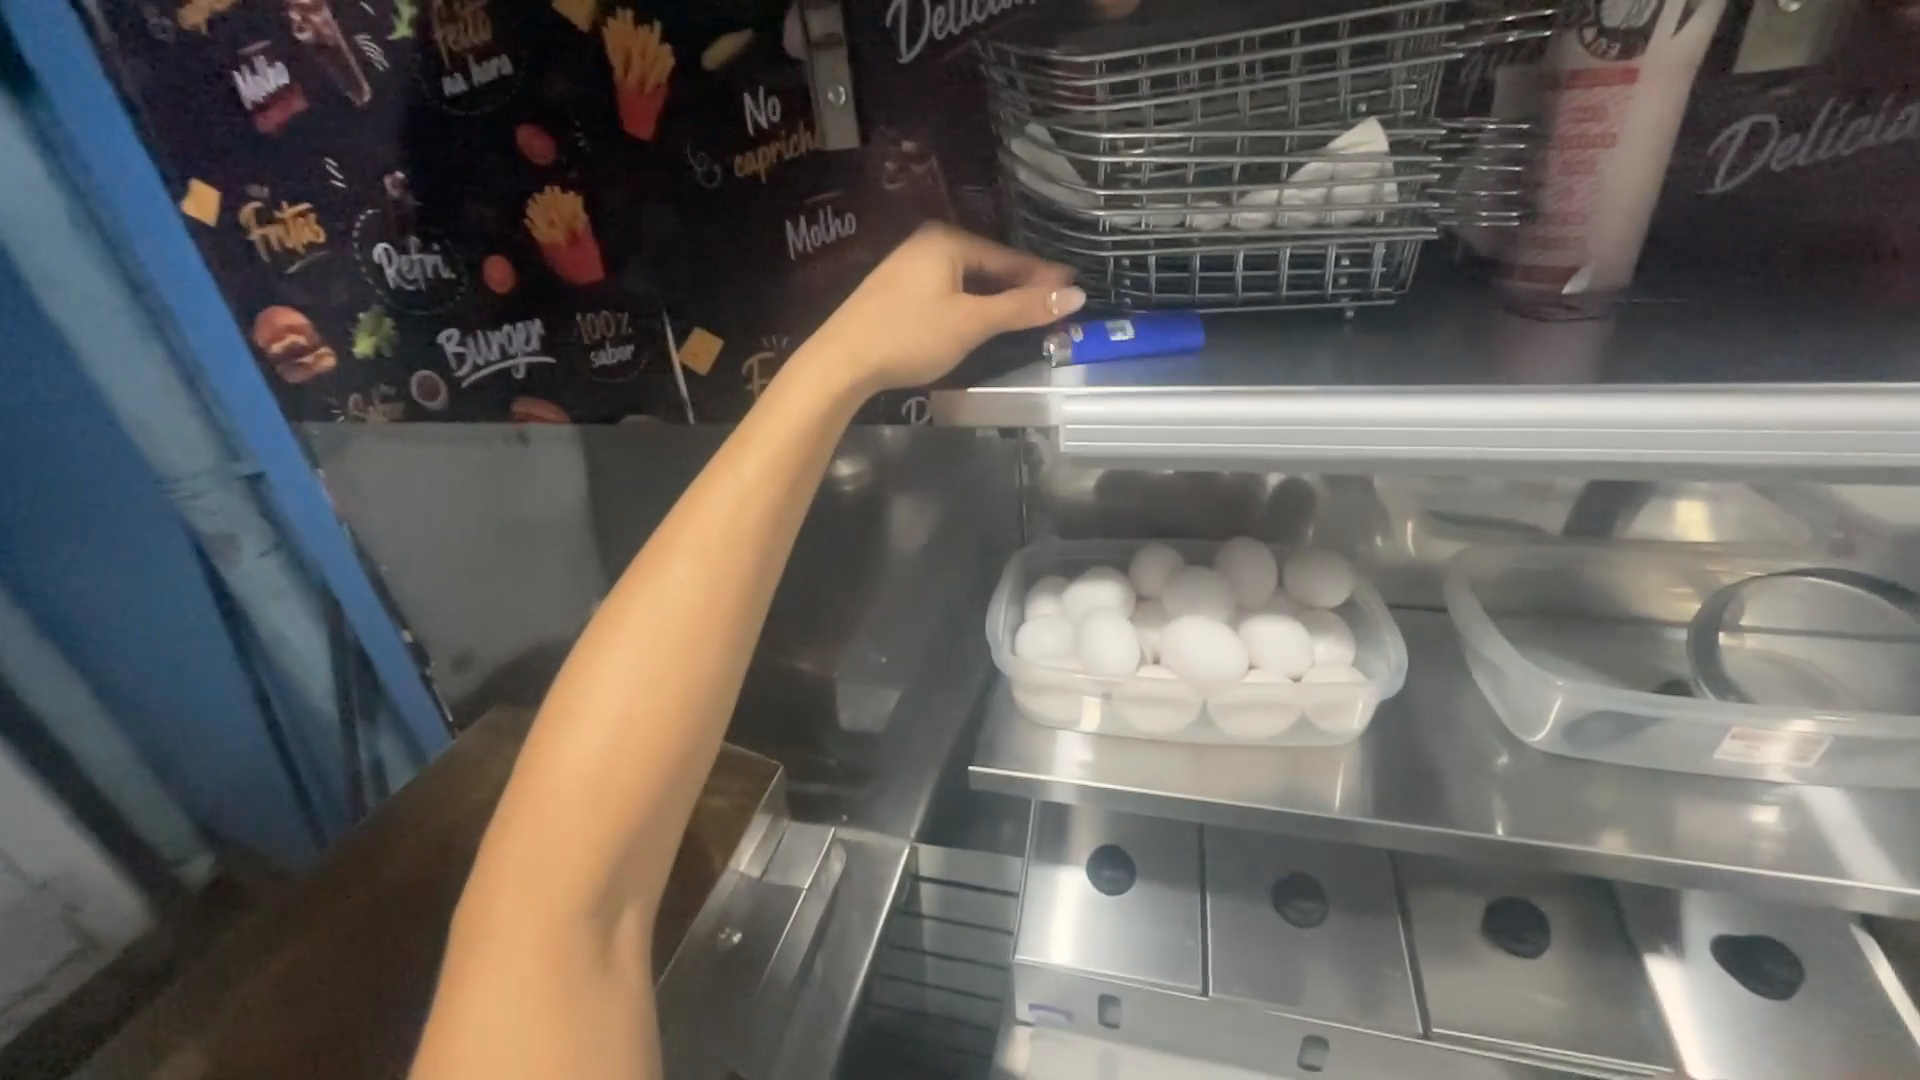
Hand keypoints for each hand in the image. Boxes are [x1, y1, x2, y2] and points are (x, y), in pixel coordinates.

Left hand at [799, 223, 1083, 393]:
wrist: (841, 362)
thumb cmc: (910, 336)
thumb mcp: (972, 323)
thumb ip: (1022, 308)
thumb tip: (1075, 295)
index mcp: (948, 240)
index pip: (1009, 258)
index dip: (1044, 276)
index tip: (1076, 287)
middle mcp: (928, 244)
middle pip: (988, 266)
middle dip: (1022, 287)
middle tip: (1057, 303)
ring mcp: (909, 266)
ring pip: (968, 281)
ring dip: (998, 298)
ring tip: (1028, 314)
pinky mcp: (897, 291)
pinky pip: (949, 291)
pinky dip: (972, 305)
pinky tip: (983, 319)